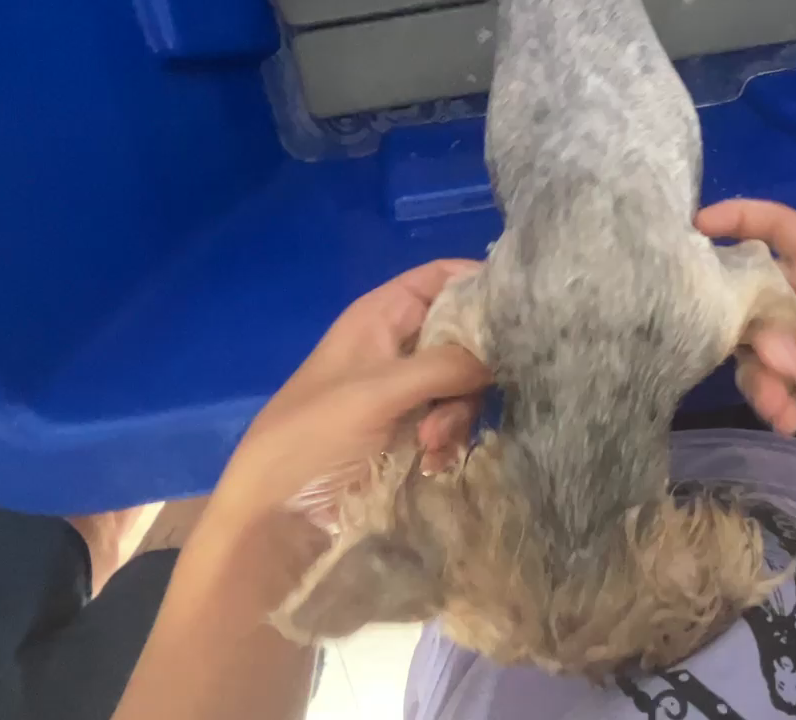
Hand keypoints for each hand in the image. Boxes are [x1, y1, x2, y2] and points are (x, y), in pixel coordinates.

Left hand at [219, 260, 491, 520]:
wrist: (275, 518)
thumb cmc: (314, 437)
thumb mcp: (377, 391)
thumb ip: (445, 365)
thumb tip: (501, 358)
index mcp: (383, 315)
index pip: (444, 277)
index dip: (481, 284)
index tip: (520, 312)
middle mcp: (400, 344)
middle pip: (465, 332)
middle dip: (472, 366)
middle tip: (458, 400)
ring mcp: (408, 389)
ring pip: (465, 381)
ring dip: (458, 412)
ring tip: (431, 442)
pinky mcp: (414, 429)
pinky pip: (455, 419)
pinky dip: (451, 438)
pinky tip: (433, 460)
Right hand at [697, 199, 795, 479]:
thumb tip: (760, 346)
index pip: (782, 227)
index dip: (740, 218)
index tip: (695, 228)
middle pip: (755, 293)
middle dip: (738, 326)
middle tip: (740, 360)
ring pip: (760, 345)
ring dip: (758, 376)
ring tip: (778, 411)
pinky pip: (777, 381)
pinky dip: (774, 400)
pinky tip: (790, 423)